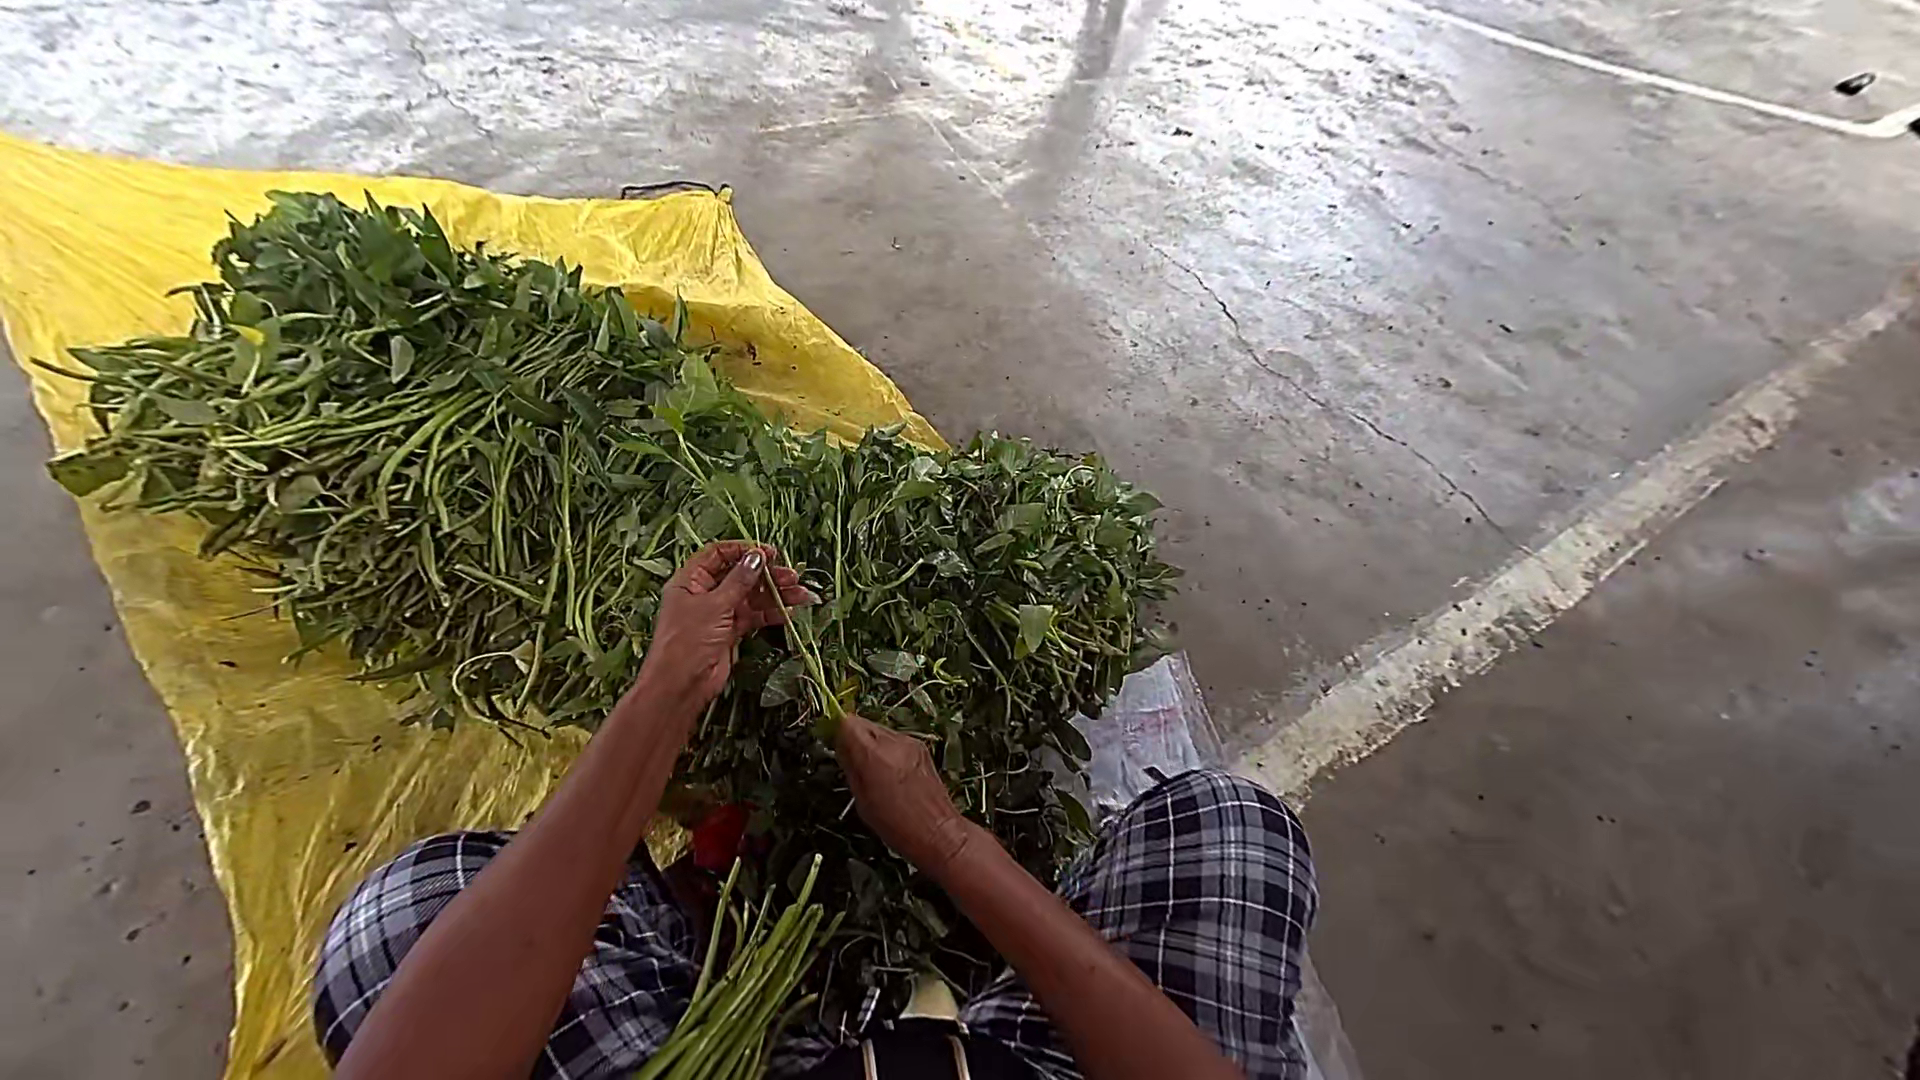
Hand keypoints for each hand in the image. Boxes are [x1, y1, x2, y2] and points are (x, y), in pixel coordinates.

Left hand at [639, 542, 817, 707]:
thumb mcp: (714, 605)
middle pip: (740, 576)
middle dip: (767, 575)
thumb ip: (739, 580)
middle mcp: (705, 594)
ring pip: (751, 597)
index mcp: (691, 581)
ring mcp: (719, 613)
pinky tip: (789, 612)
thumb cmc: (687, 641)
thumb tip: (756, 557)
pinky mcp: (730, 631)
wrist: (682, 684)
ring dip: (776, 595)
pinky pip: (754, 617)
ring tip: (800, 595)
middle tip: (791, 576)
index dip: (743, 551)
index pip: (718, 555)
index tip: (769, 553)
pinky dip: (771, 614)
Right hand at [836, 713, 976, 877]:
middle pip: (863, 723)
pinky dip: (887, 748)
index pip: (848, 723)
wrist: (936, 831)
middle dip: (854, 736)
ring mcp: (909, 742)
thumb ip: (850, 767)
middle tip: (850, 759)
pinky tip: (889, 771)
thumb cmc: (896, 825)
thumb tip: (840, 747)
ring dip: (871, 742)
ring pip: (879, 729)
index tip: (835, 745)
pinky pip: (895, 738)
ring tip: (872, 769)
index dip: (838, 733)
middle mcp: (893, 742)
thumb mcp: (862, 800)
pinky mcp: (921, 747)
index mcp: (874, 755)